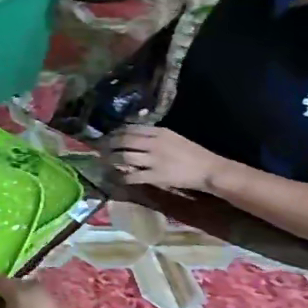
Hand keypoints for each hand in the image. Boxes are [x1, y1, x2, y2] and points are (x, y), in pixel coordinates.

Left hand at [109, 125, 227, 193]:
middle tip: (100, 148)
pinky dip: (123, 177)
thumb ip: (155, 135)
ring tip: (105, 161)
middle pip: (125, 141)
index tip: (108, 135)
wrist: (207, 169)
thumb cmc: (192, 153)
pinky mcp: (155, 176)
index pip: (132, 128)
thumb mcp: (173, 137)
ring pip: (125, 157)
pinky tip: (117, 178)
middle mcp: (154, 143)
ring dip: (112, 159)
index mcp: (160, 132)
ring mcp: (154, 160)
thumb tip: (137, 133)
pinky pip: (134, 176)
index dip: (117, 132)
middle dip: (110, 144)